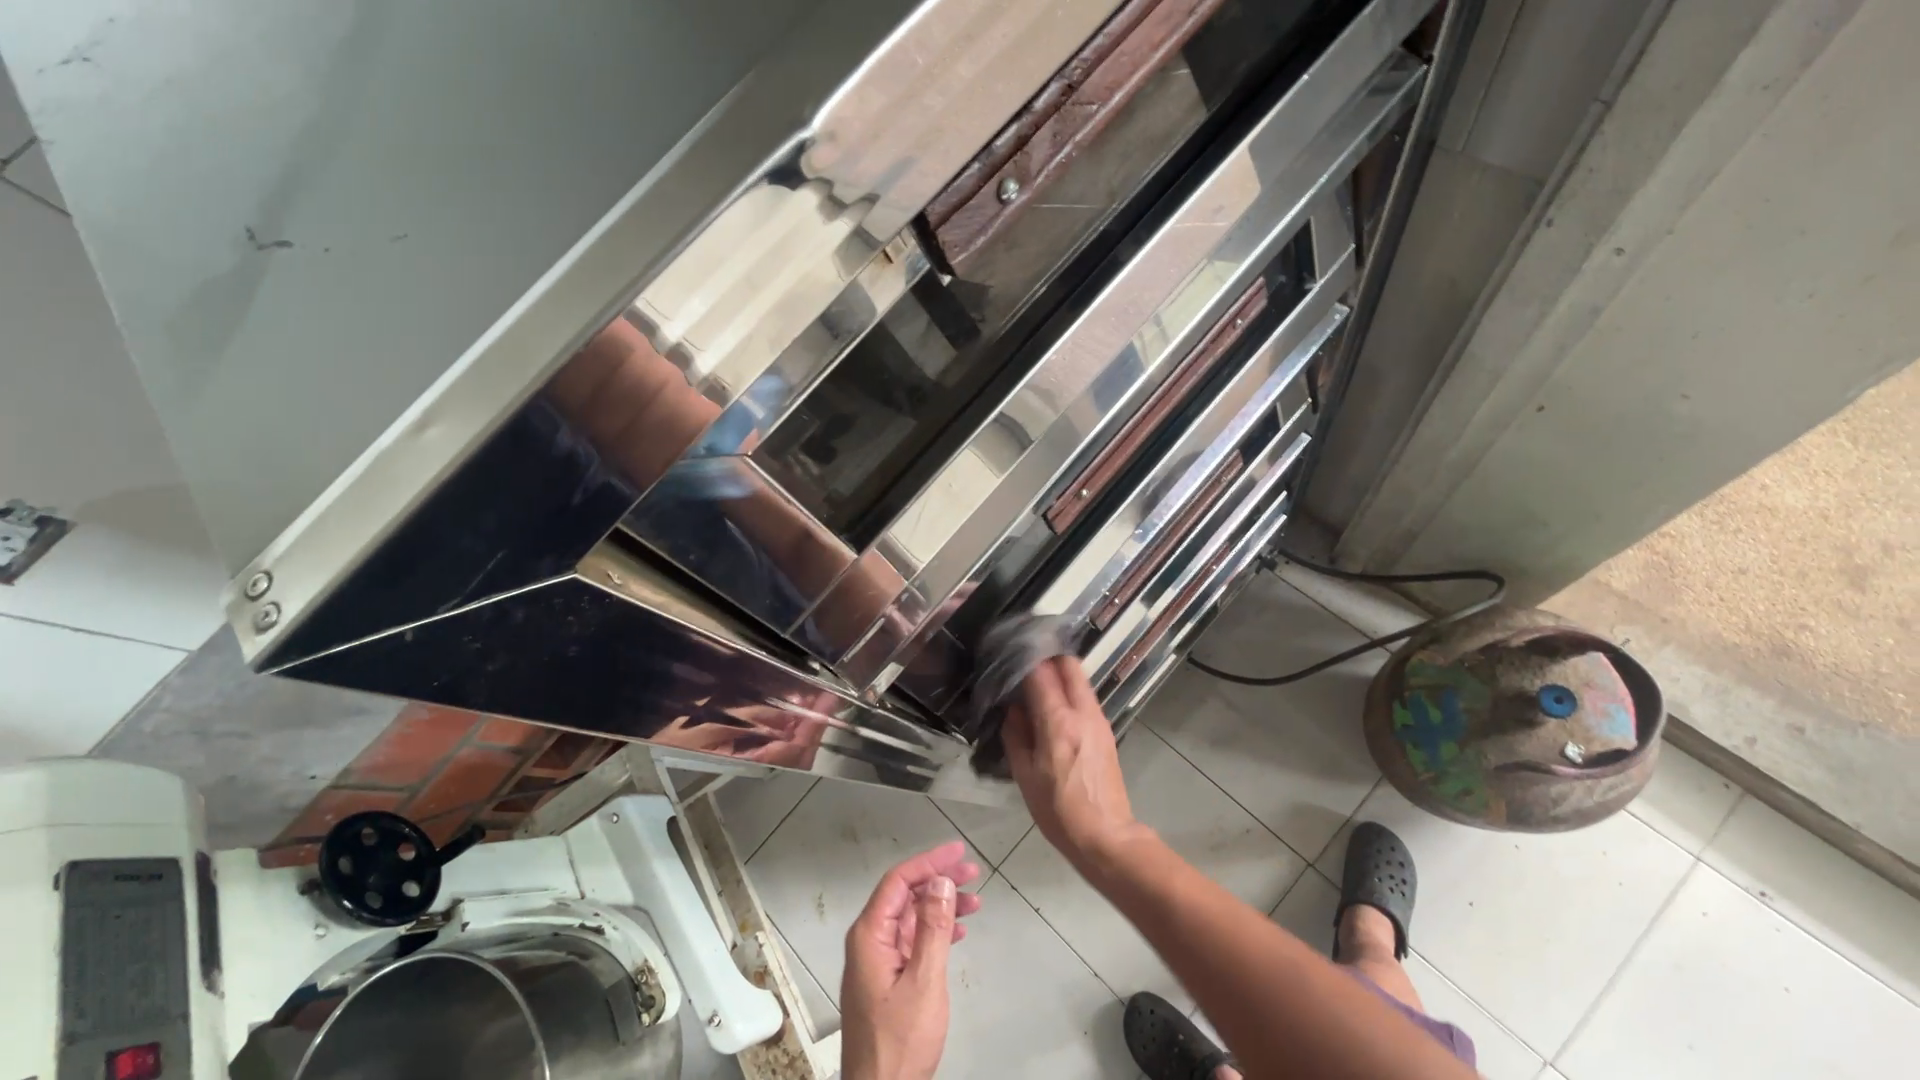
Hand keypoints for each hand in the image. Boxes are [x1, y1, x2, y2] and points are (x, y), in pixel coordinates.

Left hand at [841, 841, 983, 1079]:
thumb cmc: (901, 1038)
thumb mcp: (923, 981)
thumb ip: (933, 928)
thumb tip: (939, 881)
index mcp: (870, 935)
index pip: (898, 882)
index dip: (929, 862)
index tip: (959, 852)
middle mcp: (869, 941)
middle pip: (904, 896)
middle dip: (938, 881)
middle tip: (974, 873)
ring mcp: (877, 960)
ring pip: (910, 917)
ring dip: (941, 906)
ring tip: (976, 901)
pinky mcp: (887, 978)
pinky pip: (912, 940)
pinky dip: (936, 931)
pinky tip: (959, 931)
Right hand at [1001, 656, 1141, 870]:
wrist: (1105, 837)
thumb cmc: (1058, 811)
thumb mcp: (1025, 776)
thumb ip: (1015, 736)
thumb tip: (1012, 709)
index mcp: (1058, 723)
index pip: (1041, 673)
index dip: (1023, 661)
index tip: (1007, 659)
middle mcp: (1082, 714)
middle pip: (1069, 665)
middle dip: (1047, 658)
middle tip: (1025, 665)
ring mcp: (1099, 721)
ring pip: (1080, 681)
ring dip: (1060, 675)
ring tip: (1036, 686)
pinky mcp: (1106, 732)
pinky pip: (1086, 699)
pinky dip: (1070, 693)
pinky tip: (1053, 709)